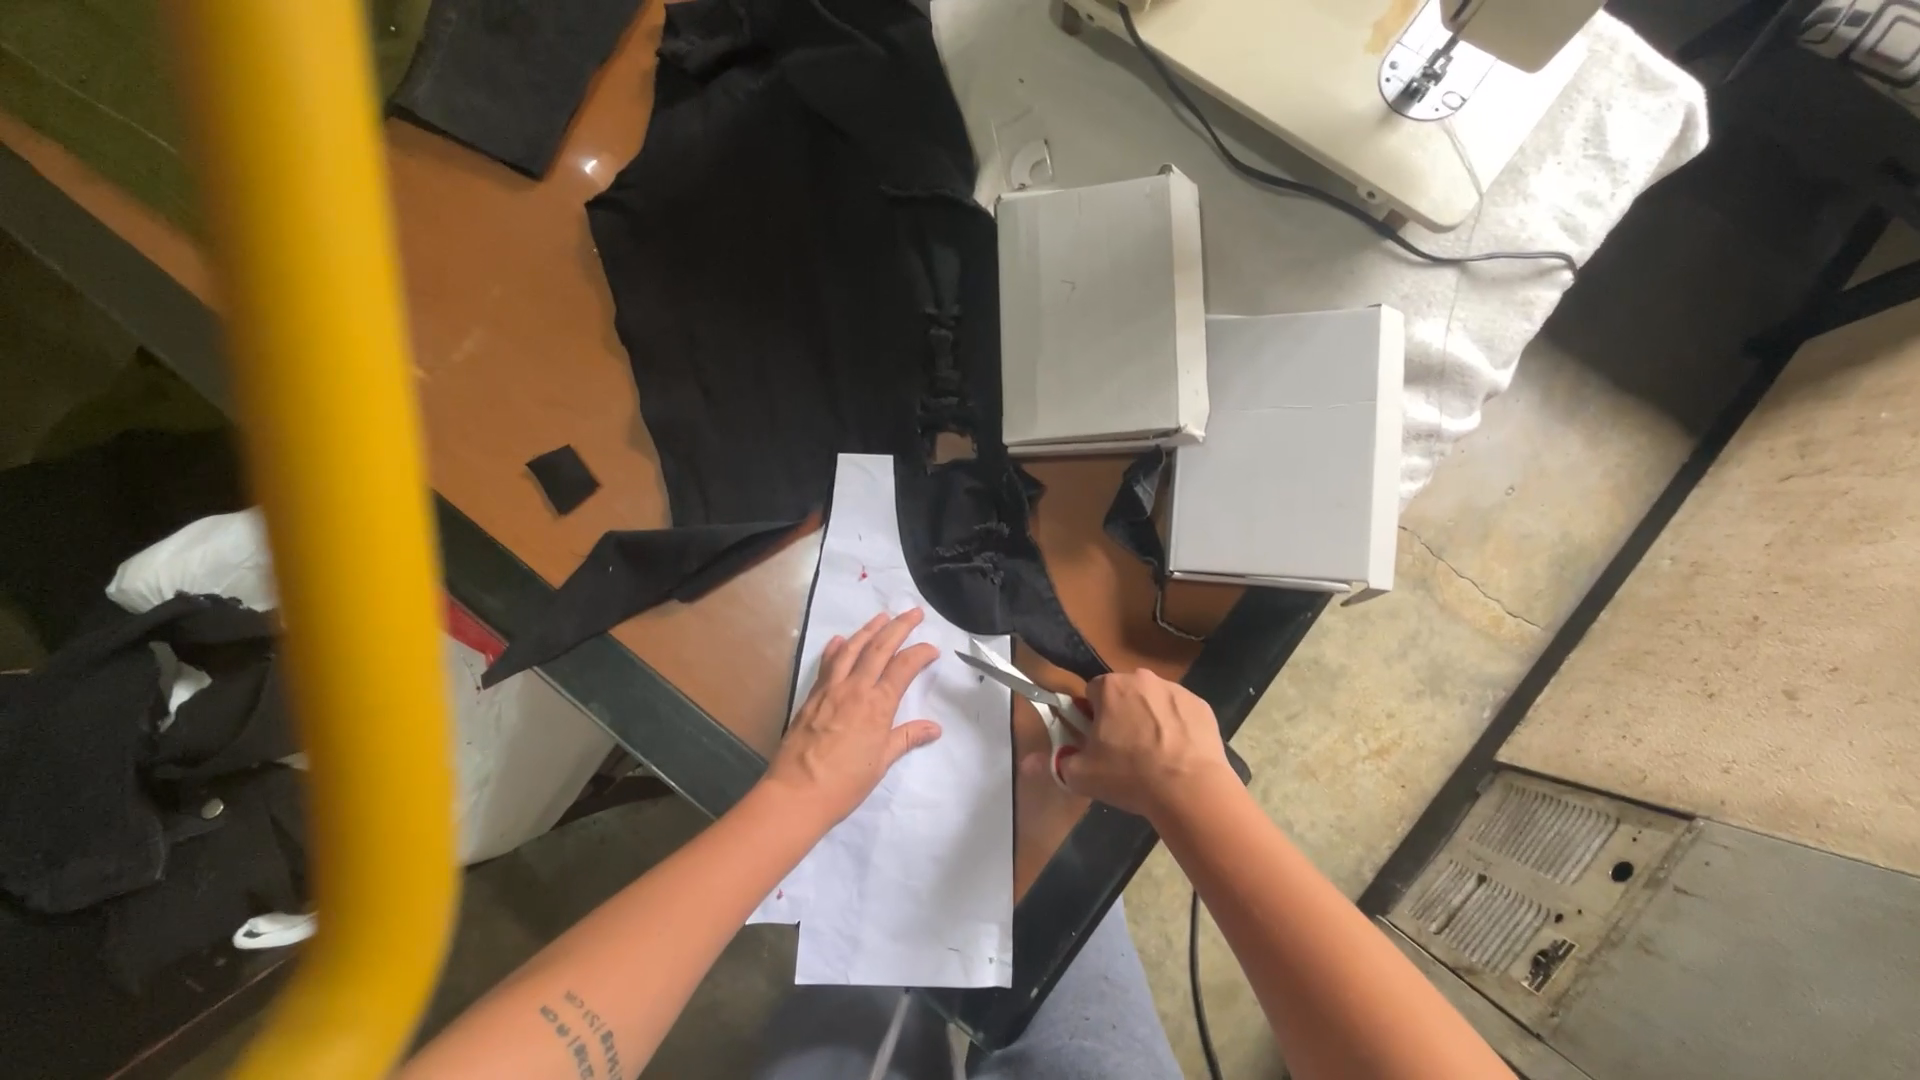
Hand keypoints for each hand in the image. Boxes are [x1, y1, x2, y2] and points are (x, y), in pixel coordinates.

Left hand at [762, 609, 942, 828]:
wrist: (796, 793)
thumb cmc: (844, 784)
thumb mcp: (881, 763)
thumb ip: (906, 738)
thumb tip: (933, 728)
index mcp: (877, 705)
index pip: (903, 668)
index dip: (920, 654)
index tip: (932, 648)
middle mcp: (854, 689)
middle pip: (879, 648)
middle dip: (898, 627)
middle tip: (913, 612)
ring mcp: (830, 690)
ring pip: (852, 649)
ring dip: (869, 630)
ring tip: (881, 617)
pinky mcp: (811, 697)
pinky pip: (827, 665)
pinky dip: (837, 649)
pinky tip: (840, 640)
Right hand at [1049, 669, 1233, 822]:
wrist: (1190, 789)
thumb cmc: (1129, 775)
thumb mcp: (1081, 775)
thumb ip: (1054, 764)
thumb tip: (1025, 764)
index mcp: (1109, 688)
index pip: (1090, 693)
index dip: (1090, 717)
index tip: (1096, 741)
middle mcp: (1142, 679)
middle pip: (1123, 695)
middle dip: (1120, 716)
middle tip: (1123, 752)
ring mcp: (1175, 690)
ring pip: (1153, 702)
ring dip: (1149, 721)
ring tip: (1153, 758)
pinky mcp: (1201, 706)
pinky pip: (1180, 713)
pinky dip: (1177, 729)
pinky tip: (1178, 756)